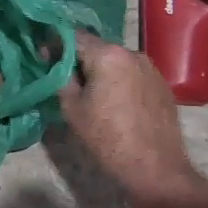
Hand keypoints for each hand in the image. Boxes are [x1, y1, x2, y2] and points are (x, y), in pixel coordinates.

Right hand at [59, 31, 198, 203]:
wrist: (156, 170)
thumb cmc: (108, 139)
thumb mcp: (72, 108)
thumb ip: (61, 76)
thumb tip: (55, 59)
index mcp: (107, 55)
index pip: (73, 36)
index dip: (56, 46)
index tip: (45, 61)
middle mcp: (131, 53)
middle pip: (97, 48)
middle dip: (81, 60)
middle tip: (68, 82)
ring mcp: (151, 68)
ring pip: (116, 61)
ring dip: (102, 71)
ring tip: (94, 96)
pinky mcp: (163, 85)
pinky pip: (133, 74)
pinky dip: (121, 82)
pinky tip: (117, 104)